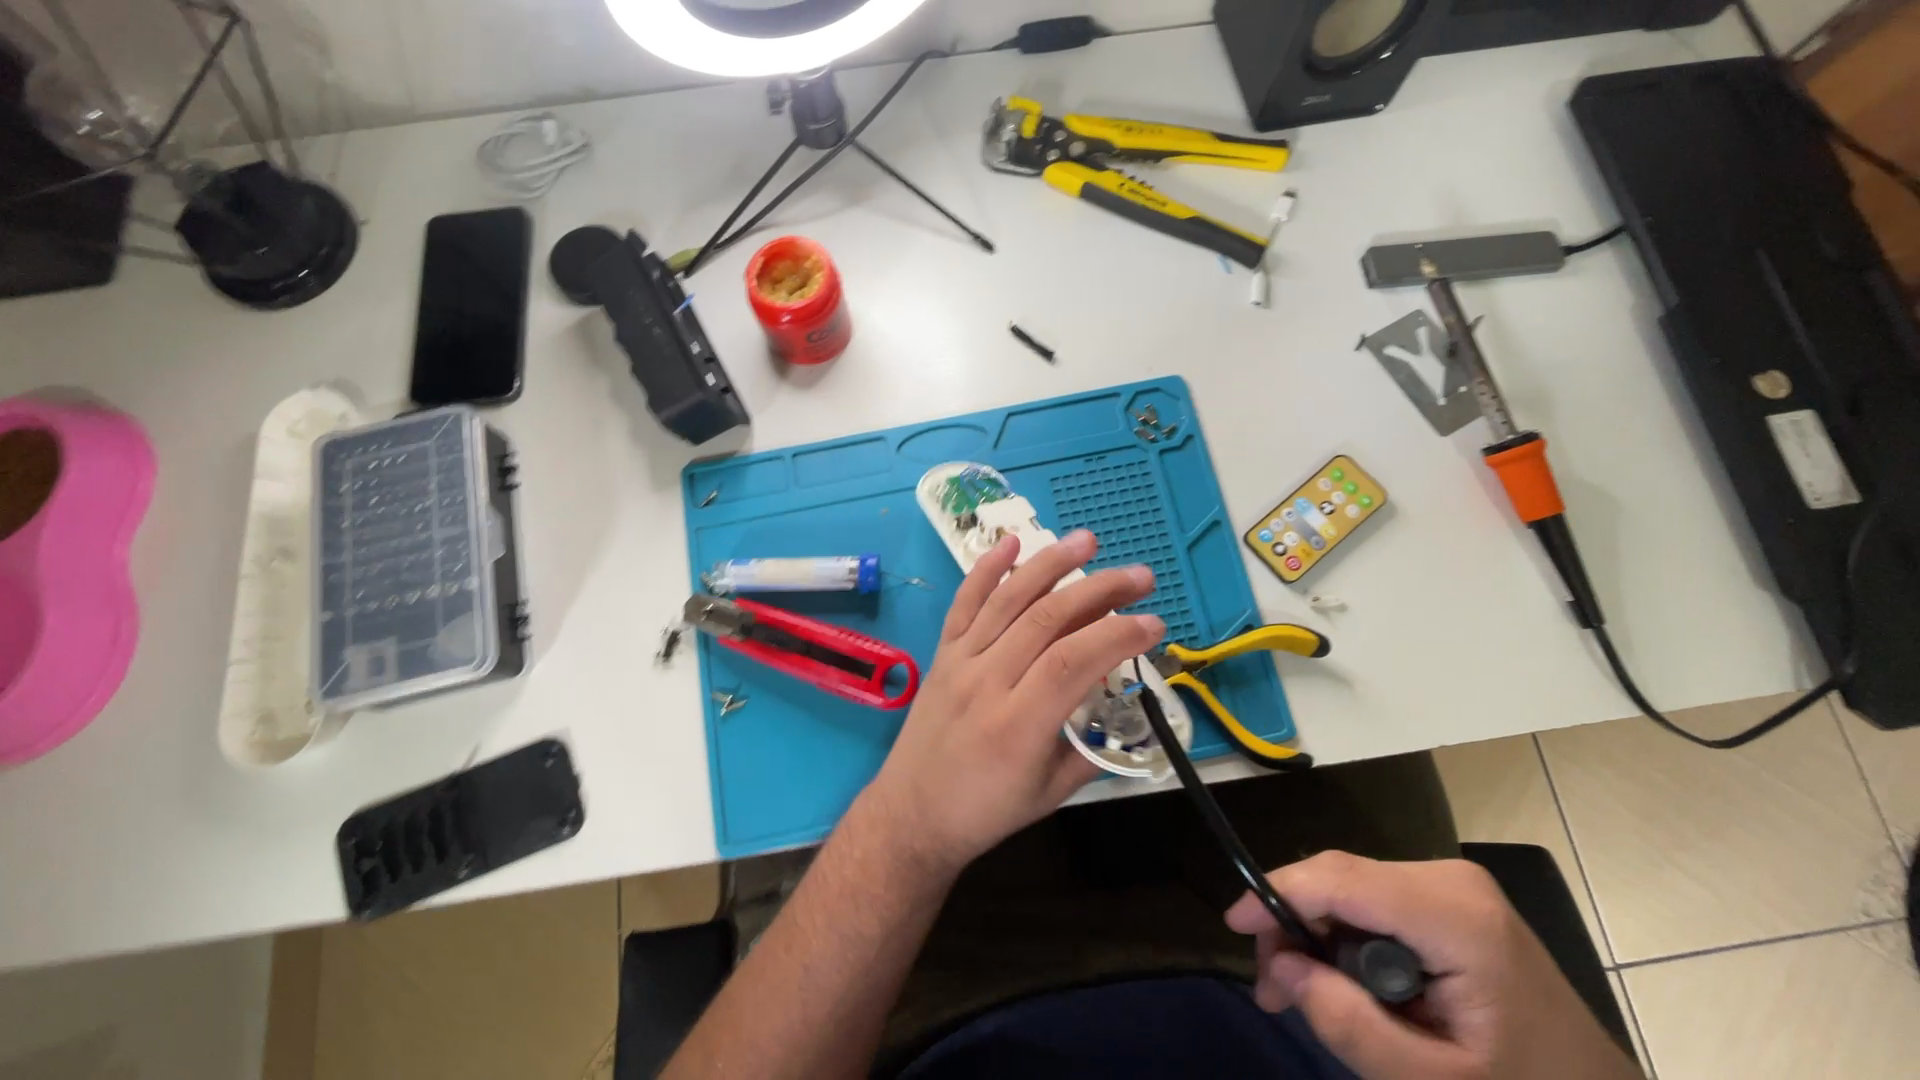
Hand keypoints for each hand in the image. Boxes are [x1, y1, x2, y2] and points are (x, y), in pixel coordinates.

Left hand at [861, 529, 1163, 878]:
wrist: (913, 814)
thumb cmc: (987, 810)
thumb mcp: (1053, 792)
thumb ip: (1094, 748)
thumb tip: (1130, 707)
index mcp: (1019, 725)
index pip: (1075, 661)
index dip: (1118, 635)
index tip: (1154, 624)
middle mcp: (988, 683)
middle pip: (1047, 619)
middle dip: (1099, 590)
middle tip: (1140, 576)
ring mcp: (961, 662)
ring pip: (1007, 600)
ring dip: (1049, 564)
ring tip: (1086, 540)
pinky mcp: (943, 654)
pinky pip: (964, 604)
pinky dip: (986, 569)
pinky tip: (1010, 541)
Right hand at [1225, 852, 1640, 1079]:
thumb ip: (1346, 1021)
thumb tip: (1280, 963)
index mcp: (1455, 916)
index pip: (1340, 879)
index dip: (1277, 893)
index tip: (1233, 928)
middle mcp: (1449, 880)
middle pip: (1339, 879)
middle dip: (1292, 926)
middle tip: (1272, 993)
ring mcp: (1453, 887)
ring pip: (1349, 888)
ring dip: (1314, 935)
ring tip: (1299, 994)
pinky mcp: (1451, 901)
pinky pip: (1373, 902)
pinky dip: (1343, 936)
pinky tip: (1340, 981)